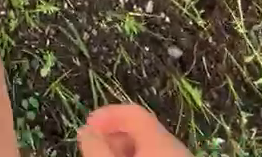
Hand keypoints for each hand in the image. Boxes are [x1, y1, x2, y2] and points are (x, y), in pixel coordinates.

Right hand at [77, 105, 192, 156]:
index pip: (133, 111)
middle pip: (142, 130)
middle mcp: (177, 147)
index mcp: (161, 139)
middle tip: (96, 147)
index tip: (88, 127)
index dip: (107, 114)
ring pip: (151, 147)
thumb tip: (85, 130)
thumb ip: (97, 147)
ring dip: (126, 149)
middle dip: (114, 134)